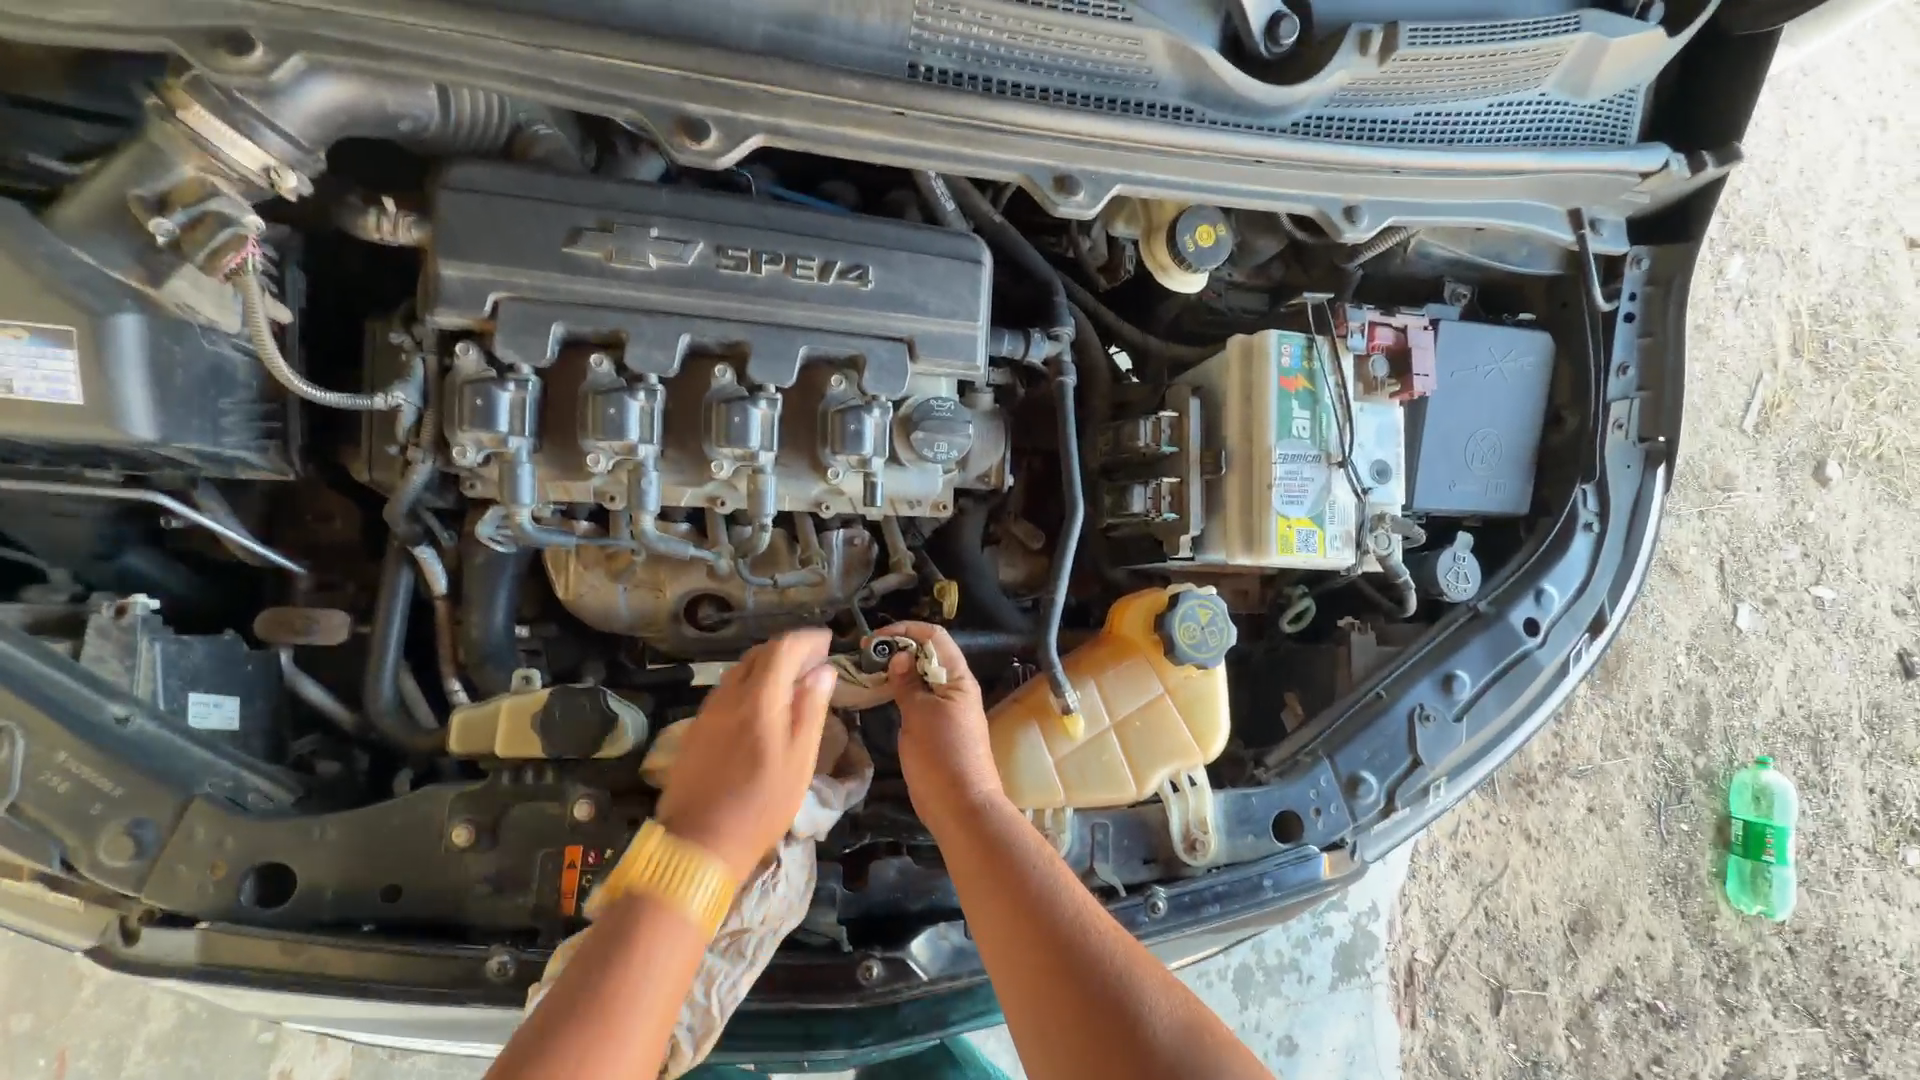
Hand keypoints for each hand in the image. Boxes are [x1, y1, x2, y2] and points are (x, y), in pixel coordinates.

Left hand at [654, 629, 836, 880]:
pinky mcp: (695, 731)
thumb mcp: (799, 760)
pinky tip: (762, 705)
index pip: (782, 649)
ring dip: (767, 666)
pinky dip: (750, 685)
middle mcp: (728, 696)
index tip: (827, 641)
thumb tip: (823, 671)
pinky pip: (726, 692)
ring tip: (792, 681)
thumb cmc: (761, 806)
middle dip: (787, 650)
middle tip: (814, 660)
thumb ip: (810, 710)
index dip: (806, 639)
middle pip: (758, 655)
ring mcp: (707, 713)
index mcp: (757, 700)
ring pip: (739, 672)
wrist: (698, 844)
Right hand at [872, 622, 1007, 836]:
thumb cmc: (941, 757)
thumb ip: (908, 683)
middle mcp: (956, 688)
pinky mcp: (938, 728)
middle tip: (865, 656)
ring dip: (897, 670)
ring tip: (867, 672)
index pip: (934, 636)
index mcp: (958, 678)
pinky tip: (880, 695)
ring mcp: (948, 709)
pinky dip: (901, 691)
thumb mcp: (919, 715)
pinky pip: (919, 698)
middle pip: (928, 654)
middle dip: (898, 648)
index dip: (906, 630)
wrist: (962, 808)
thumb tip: (898, 656)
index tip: (874, 640)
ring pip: (922, 677)